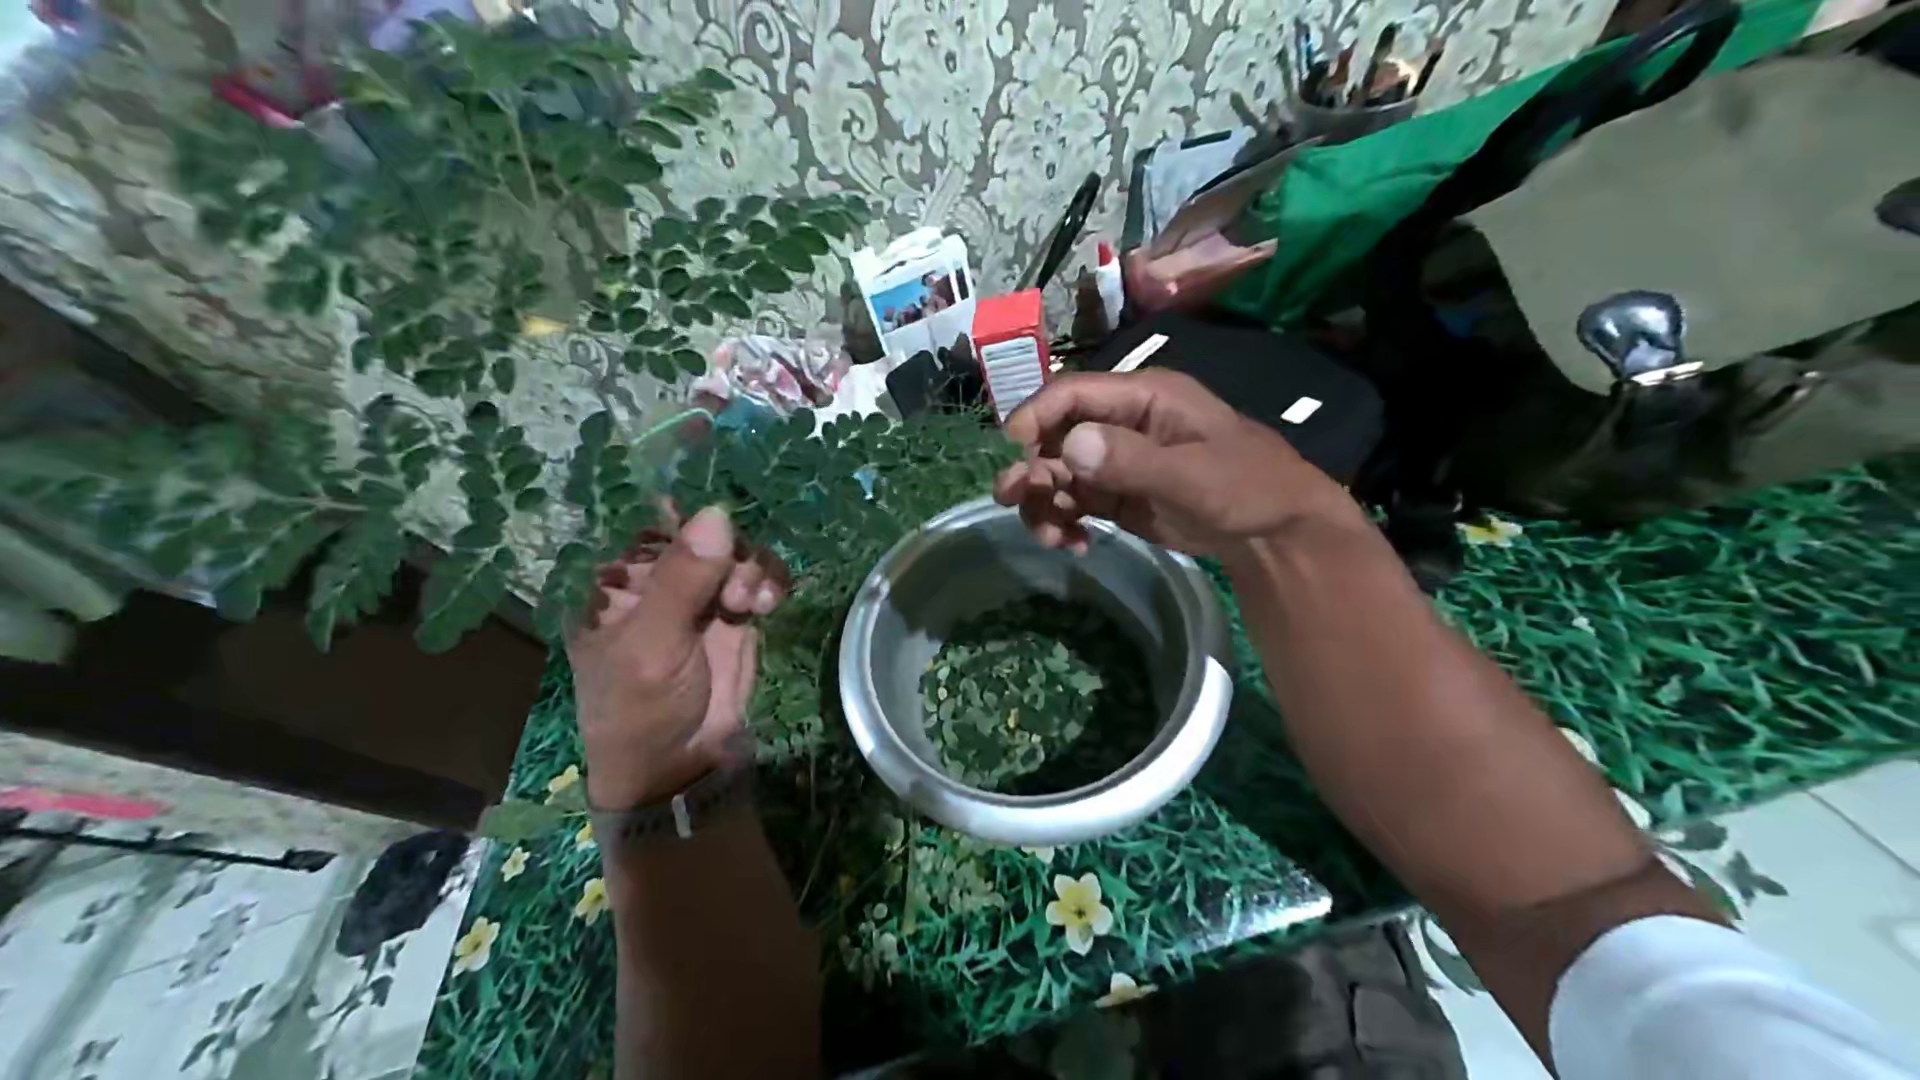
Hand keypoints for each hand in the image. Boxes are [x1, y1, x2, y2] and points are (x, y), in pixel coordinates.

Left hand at [566, 506, 789, 809]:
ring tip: (751, 605)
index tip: (717, 513)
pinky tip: (769, 604)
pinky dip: (768, 582)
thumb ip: (683, 580)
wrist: (682, 766)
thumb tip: (716, 512)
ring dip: (751, 570)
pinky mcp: (735, 611)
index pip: (649, 522)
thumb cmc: (641, 709)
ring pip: (736, 551)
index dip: (684, 511)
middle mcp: (659, 578)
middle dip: (727, 553)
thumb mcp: (652, 646)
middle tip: (733, 593)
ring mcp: (701, 594)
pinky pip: (759, 576)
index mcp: (617, 581)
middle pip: (703, 531)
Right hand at [992, 369, 1365, 556]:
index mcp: (1143, 399)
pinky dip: (1062, 523)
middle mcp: (1120, 425)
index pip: (1074, 393)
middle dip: (1032, 468)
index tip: (1013, 445)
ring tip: (1051, 536)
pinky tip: (1073, 544)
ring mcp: (1114, 462)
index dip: (1037, 413)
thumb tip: (1069, 446)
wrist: (1273, 533)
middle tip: (1015, 499)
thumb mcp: (1194, 474)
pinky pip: (1071, 503)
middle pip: (1055, 436)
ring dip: (1042, 502)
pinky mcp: (1113, 495)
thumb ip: (1132, 460)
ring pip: (1056, 474)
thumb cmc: (1246, 487)